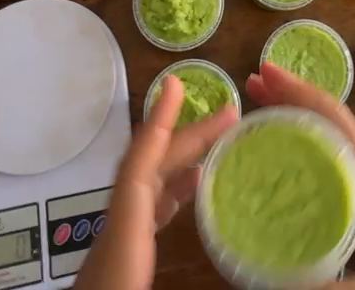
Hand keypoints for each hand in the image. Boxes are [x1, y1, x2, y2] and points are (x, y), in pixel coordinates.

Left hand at [75, 74, 237, 289]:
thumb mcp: (139, 284)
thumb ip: (191, 279)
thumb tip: (242, 263)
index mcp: (119, 249)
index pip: (136, 173)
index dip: (158, 126)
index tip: (175, 84)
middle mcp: (112, 240)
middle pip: (147, 173)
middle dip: (186, 137)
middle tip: (228, 113)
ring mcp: (114, 250)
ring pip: (146, 189)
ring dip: (180, 158)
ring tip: (219, 138)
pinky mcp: (119, 265)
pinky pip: (146, 213)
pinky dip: (171, 190)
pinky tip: (195, 186)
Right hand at [245, 64, 354, 289]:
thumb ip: (323, 287)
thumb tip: (265, 281)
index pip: (335, 119)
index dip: (299, 91)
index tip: (265, 70)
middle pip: (330, 131)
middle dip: (292, 107)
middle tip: (253, 97)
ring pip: (335, 161)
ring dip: (303, 141)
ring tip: (266, 139)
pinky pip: (342, 191)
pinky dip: (315, 176)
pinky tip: (298, 199)